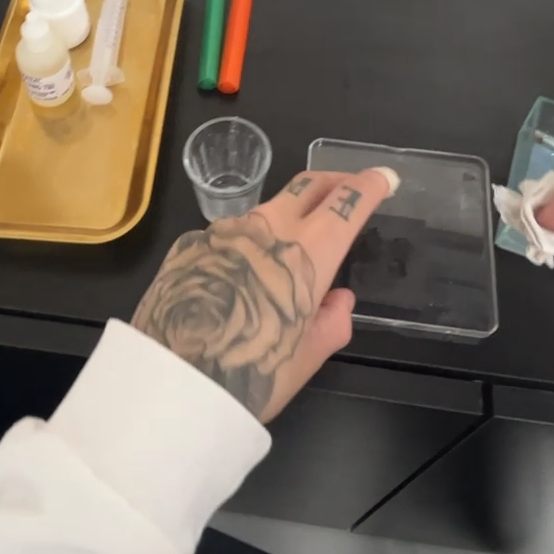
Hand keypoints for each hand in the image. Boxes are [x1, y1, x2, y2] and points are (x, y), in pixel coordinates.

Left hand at [132, 168, 397, 422]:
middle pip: (308, 184)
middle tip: (347, 189)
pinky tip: (243, 272)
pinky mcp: (193, 241)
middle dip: (334, 180)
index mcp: (309, 251)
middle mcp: (269, 226)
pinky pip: (233, 232)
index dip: (370, 185)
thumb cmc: (250, 372)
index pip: (347, 201)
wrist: (170, 377)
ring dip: (289, 214)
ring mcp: (226, 228)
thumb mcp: (306, 359)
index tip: (384, 177)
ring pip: (268, 207)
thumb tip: (338, 299)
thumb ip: (331, 323)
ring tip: (293, 244)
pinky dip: (251, 240)